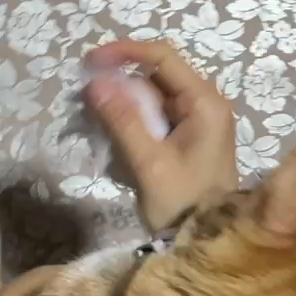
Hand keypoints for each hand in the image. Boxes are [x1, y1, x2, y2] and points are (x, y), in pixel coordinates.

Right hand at [84, 39, 237, 230]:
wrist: (209, 244)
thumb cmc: (183, 204)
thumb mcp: (149, 163)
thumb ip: (122, 120)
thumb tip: (94, 83)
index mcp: (204, 102)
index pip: (162, 56)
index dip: (125, 52)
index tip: (90, 62)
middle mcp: (204, 103)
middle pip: (154, 76)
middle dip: (119, 84)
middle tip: (85, 101)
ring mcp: (197, 120)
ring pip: (151, 97)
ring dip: (122, 106)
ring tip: (95, 125)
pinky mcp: (187, 137)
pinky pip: (155, 117)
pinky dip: (132, 122)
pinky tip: (113, 142)